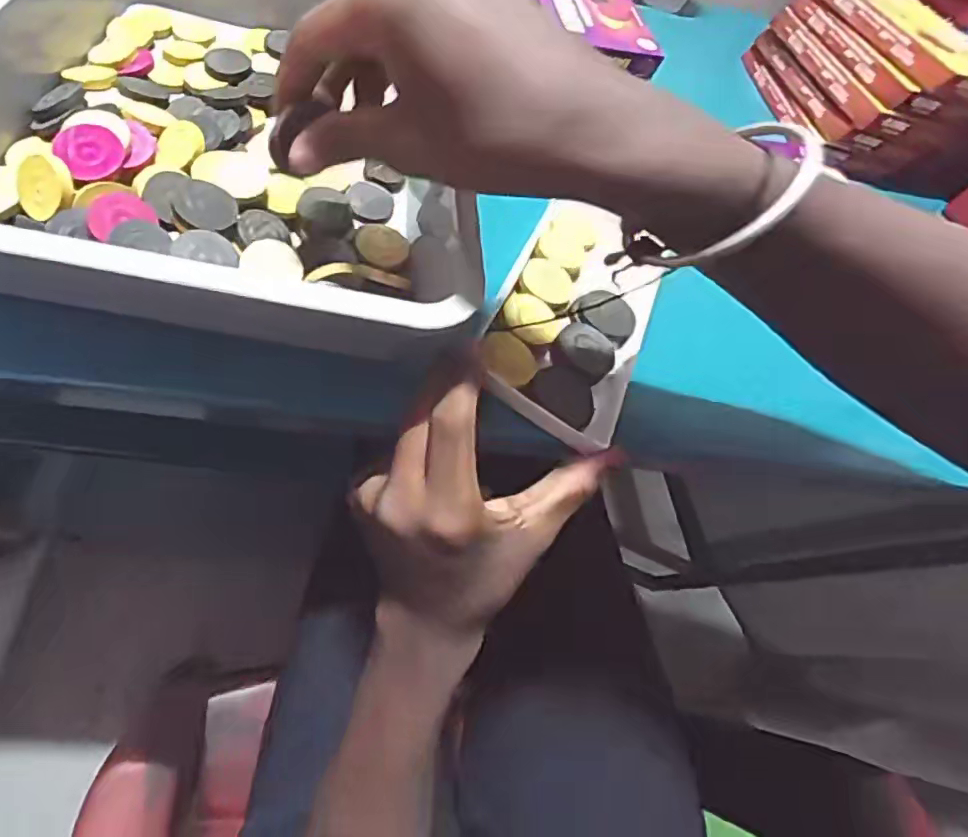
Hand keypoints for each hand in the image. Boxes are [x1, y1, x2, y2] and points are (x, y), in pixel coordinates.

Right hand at [274, 0, 763, 218]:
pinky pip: (428, 10)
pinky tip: (415, 91)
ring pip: (390, 16)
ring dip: (370, 65)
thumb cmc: (490, 137)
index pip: (314, 34)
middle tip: (329, 128)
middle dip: (334, 77)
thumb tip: (292, 155)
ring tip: (373, 117)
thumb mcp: (406, 141)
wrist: (596, 129)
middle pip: (351, 21)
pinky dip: (407, 50)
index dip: (291, 83)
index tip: (285, 124)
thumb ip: (340, 137)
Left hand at [353, 356, 618, 646]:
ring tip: (452, 397)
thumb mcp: (531, 537)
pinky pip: (388, 448)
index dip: (460, 380)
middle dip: (442, 381)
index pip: (450, 424)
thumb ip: (568, 489)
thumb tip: (611, 451)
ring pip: (402, 428)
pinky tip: (428, 448)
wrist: (423, 618)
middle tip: (464, 354)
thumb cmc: (484, 580)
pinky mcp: (355, 494)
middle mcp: (401, 498)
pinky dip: (411, 439)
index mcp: (449, 509)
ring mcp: (371, 496)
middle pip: (420, 416)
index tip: (474, 348)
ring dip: (428, 409)